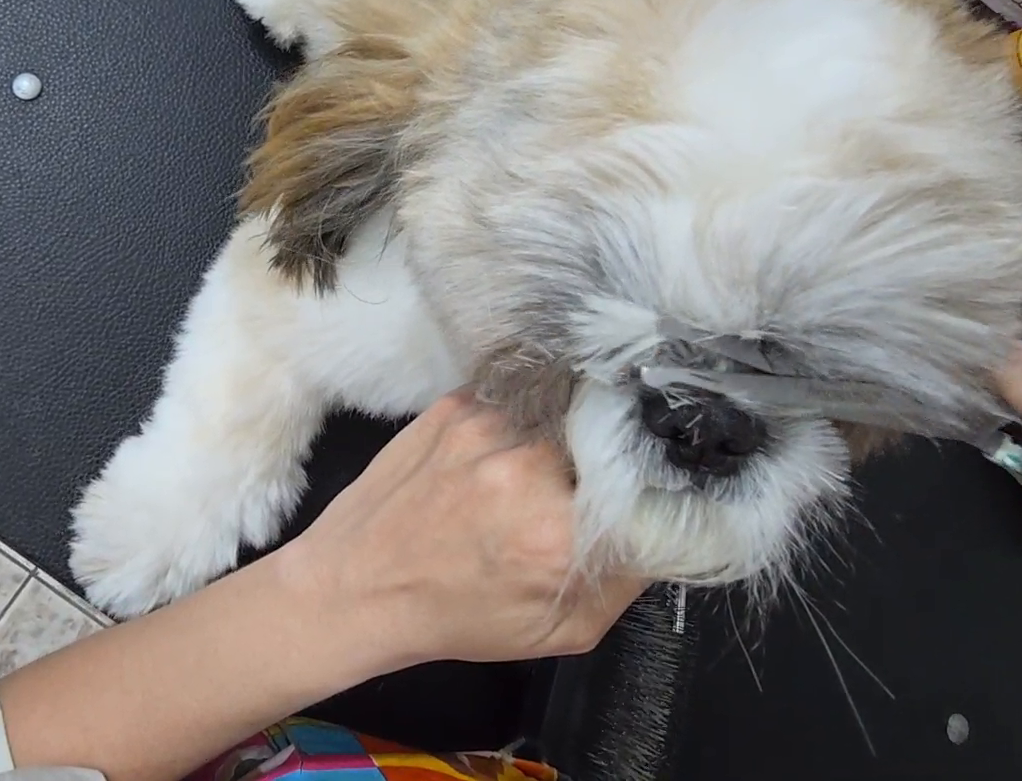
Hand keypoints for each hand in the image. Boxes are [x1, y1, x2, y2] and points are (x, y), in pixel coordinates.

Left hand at [272, 391, 646, 669]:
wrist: (358, 579)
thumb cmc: (456, 613)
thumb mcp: (560, 628)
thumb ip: (625, 576)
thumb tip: (662, 522)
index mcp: (557, 529)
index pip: (648, 483)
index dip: (660, 481)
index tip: (657, 486)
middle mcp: (523, 463)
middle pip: (608, 433)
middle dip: (615, 452)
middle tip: (603, 472)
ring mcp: (484, 424)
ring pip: (564, 404)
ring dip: (573, 425)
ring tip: (558, 454)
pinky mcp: (454, 402)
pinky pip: (519, 393)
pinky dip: (532, 410)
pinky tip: (519, 436)